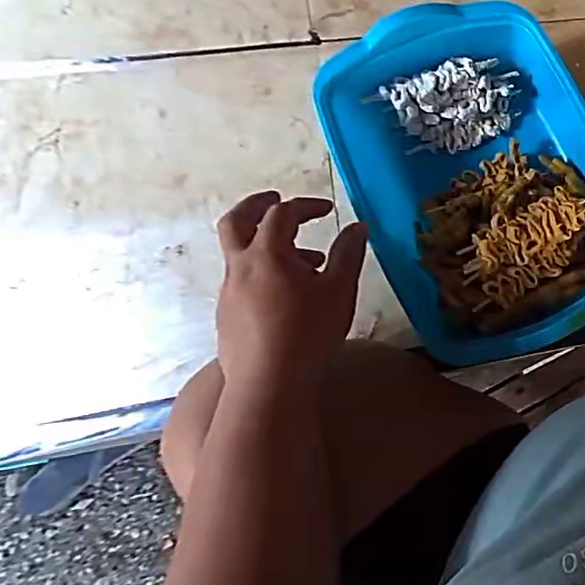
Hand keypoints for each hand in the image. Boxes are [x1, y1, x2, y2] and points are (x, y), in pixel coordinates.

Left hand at [214, 193, 367, 388]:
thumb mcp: (339, 289)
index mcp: (268, 253)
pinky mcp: (227, 317)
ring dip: (268, 246)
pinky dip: (263, 273)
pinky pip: (243, 281)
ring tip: (305, 262)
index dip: (305, 206)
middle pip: (236, 221)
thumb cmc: (309, 332)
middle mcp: (240, 266)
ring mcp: (229, 292)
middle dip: (256, 206)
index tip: (327, 209)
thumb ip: (349, 253)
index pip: (282, 214)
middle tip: (276, 200)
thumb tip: (357, 227)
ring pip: (240, 254)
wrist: (269, 384)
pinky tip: (289, 297)